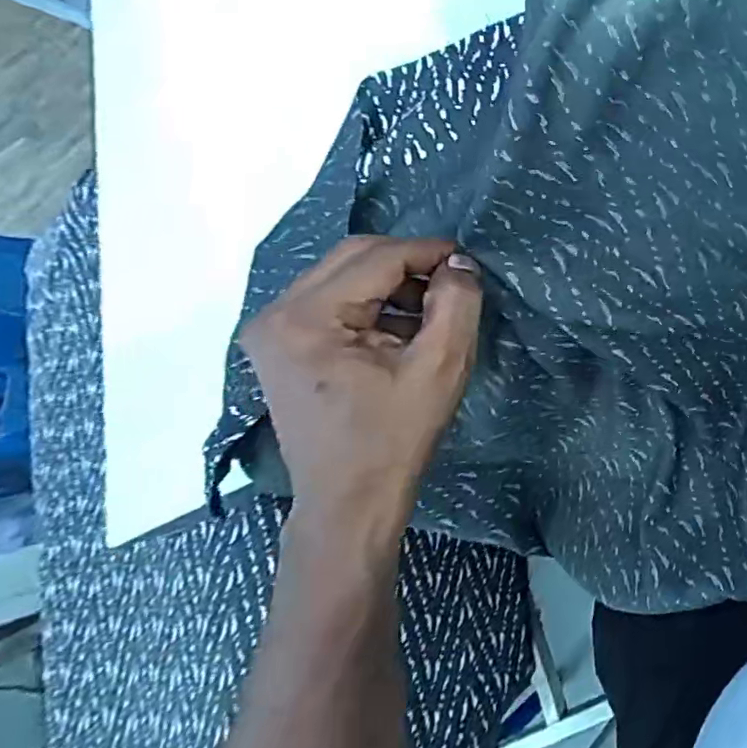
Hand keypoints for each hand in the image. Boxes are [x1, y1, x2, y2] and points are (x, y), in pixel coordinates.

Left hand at [239, 236, 482, 544]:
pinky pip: (336, 300)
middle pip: (354, 257)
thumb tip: (461, 263)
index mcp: (306, 318)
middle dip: (411, 262)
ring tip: (435, 311)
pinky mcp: (283, 345)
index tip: (473, 264)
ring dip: (395, 281)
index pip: (378, 257)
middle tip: (456, 282)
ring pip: (345, 275)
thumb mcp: (442, 364)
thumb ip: (456, 303)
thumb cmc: (397, 432)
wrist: (350, 495)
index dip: (431, 252)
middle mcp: (276, 314)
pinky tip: (406, 330)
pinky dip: (377, 302)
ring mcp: (272, 330)